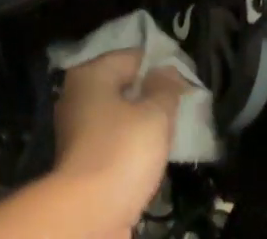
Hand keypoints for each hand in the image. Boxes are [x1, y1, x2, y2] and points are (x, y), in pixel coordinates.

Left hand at [53, 49, 185, 233]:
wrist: (89, 210)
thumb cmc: (122, 151)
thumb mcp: (153, 115)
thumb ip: (165, 88)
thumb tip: (168, 70)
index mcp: (90, 73)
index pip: (131, 56)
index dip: (161, 64)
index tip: (188, 79)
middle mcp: (77, 94)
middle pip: (123, 84)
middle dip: (153, 92)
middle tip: (184, 104)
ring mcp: (78, 126)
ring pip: (119, 112)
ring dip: (144, 119)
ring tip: (174, 127)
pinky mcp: (84, 156)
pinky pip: (114, 137)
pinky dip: (133, 140)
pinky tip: (154, 151)